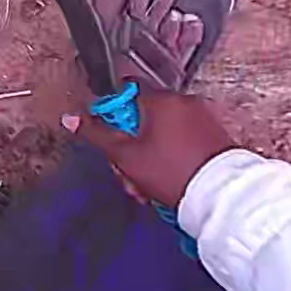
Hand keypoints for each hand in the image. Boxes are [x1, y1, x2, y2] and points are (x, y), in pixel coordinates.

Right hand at [62, 89, 236, 206]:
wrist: (220, 196)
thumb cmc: (172, 172)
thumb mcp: (125, 155)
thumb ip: (96, 134)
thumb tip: (70, 118)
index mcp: (162, 100)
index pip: (125, 93)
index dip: (111, 116)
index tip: (109, 137)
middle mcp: (184, 102)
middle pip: (141, 118)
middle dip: (128, 147)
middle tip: (126, 172)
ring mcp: (201, 118)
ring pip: (158, 133)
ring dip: (145, 157)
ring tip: (145, 185)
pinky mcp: (211, 136)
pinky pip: (178, 141)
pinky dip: (166, 158)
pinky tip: (162, 181)